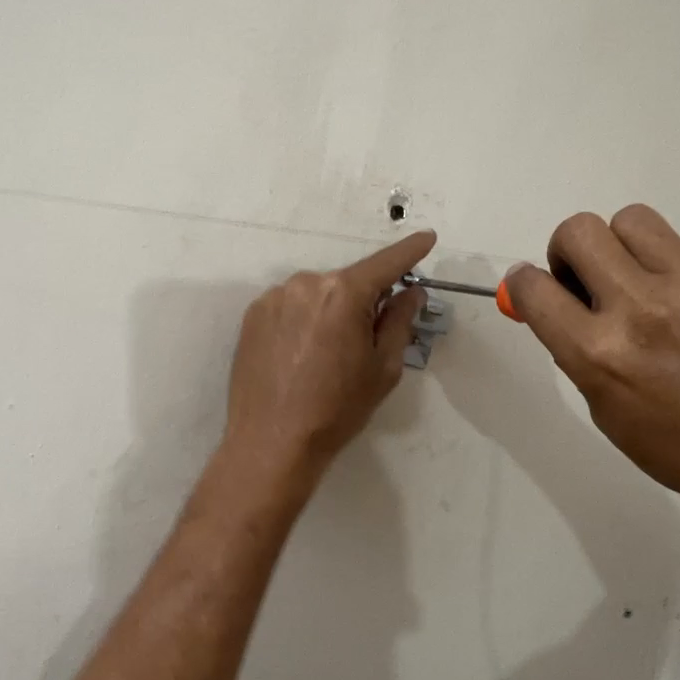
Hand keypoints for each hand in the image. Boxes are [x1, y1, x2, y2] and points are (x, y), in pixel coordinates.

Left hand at [222, 230, 437, 472]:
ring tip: (326, 358)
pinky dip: (303, 322)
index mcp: (343, 294)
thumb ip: (399, 322)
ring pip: (316, 295)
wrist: (272, 441)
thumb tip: (410, 292)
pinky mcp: (253, 316)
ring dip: (329, 312)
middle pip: (347, 283)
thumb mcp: (382, 369)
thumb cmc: (336, 409)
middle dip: (363, 301)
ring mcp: (274, 298)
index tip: (427, 239)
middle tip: (366, 342)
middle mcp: (306, 284)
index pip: (385, 264)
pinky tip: (300, 357)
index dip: (410, 252)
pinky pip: (290, 308)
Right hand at [502, 205, 679, 524]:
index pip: (535, 288)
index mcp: (601, 355)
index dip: (526, 284)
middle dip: (570, 253)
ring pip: (633, 221)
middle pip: (579, 231)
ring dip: (625, 249)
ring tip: (648, 284)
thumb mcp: (611, 414)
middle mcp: (642, 307)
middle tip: (592, 281)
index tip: (537, 289)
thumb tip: (564, 307)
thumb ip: (581, 354)